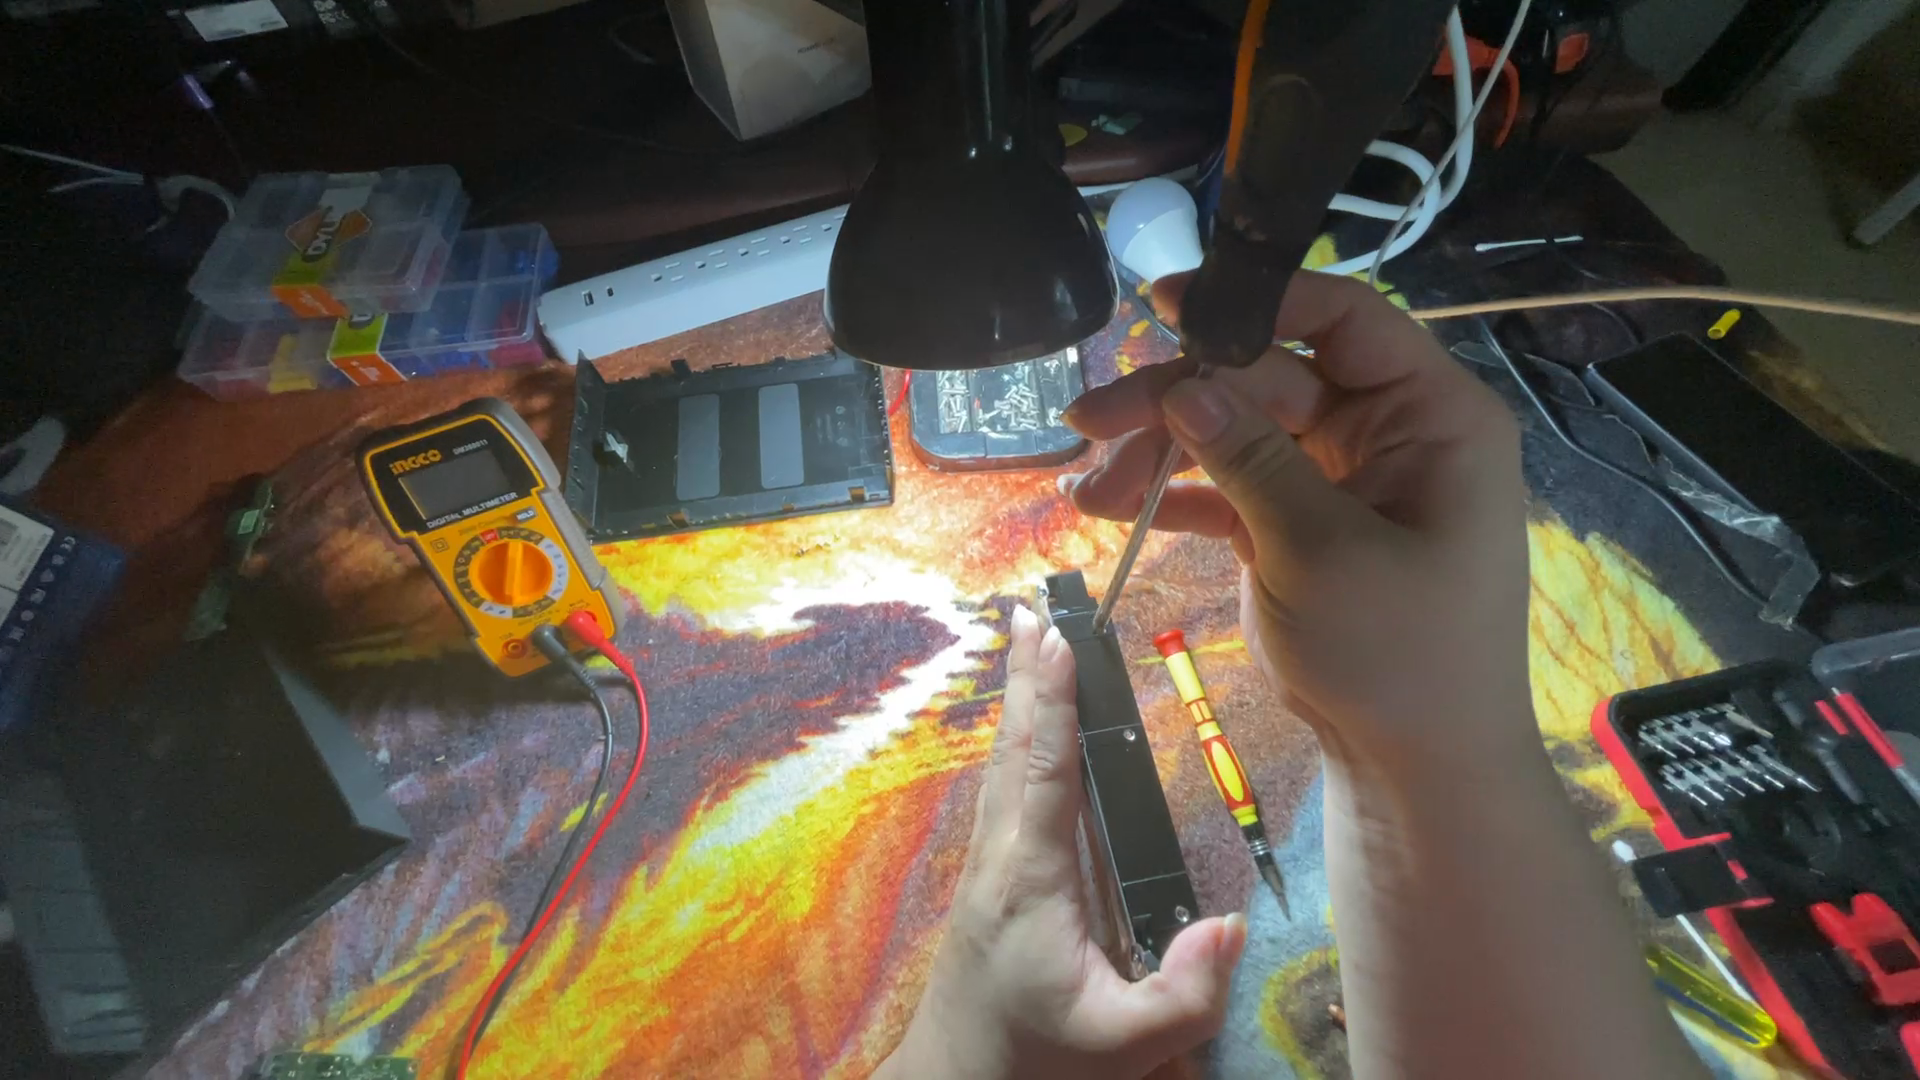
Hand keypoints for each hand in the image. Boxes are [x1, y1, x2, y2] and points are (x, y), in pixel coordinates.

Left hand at [879, 605, 1246, 1079]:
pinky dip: (1015, 733)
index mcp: (1030, 874)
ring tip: (1024, 643)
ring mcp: (991, 852)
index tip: (1058, 641)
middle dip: (1026, 674)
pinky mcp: (992, 862)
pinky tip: (1023, 719)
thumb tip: (1230, 924)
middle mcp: (1003, 848)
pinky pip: (1003, 779)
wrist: (957, 1075)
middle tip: (1029, 613)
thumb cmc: (1032, 1057)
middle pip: (1016, 744)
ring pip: (1004, 756)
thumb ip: (1183, 993)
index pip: (1046, 768)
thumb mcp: (1121, 1045)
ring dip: (1017, 695)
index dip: (1054, 700)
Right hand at [1061, 271, 1531, 776]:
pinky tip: (1111, 510)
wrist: (1407, 758)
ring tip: (1089, 491)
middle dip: (1171, 403)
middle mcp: (1374, 433)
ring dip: (1154, 457)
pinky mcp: (1282, 523)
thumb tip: (1183, 388)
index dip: (1256, 304)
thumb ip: (1251, 461)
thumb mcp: (1322, 550)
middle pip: (1258, 383)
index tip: (1165, 304)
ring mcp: (1322, 480)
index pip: (1342, 321)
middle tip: (1085, 419)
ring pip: (1226, 436)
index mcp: (1424, 416)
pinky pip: (1219, 490)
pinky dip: (1169, 498)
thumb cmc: (1399, 653)